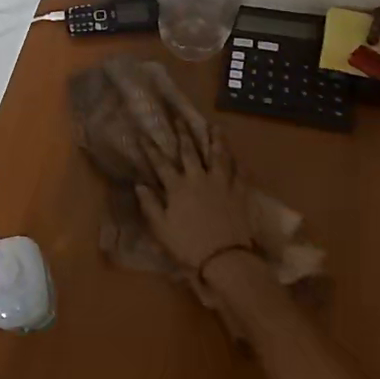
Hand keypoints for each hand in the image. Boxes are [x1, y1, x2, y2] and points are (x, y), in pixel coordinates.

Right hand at [134, 126, 255, 274]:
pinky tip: (237, 156)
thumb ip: (150, 205)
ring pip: (219, 156)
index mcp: (177, 187)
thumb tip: (139, 185)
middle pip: (190, 152)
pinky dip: (237, 162)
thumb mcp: (160, 228)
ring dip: (216, 140)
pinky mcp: (240, 193)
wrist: (225, 259)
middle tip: (180, 119)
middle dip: (183, 134)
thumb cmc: (187, 245)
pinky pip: (240, 173)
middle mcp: (199, 179)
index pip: (161, 163)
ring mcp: (222, 184)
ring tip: (214, 127)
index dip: (151, 149)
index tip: (143, 136)